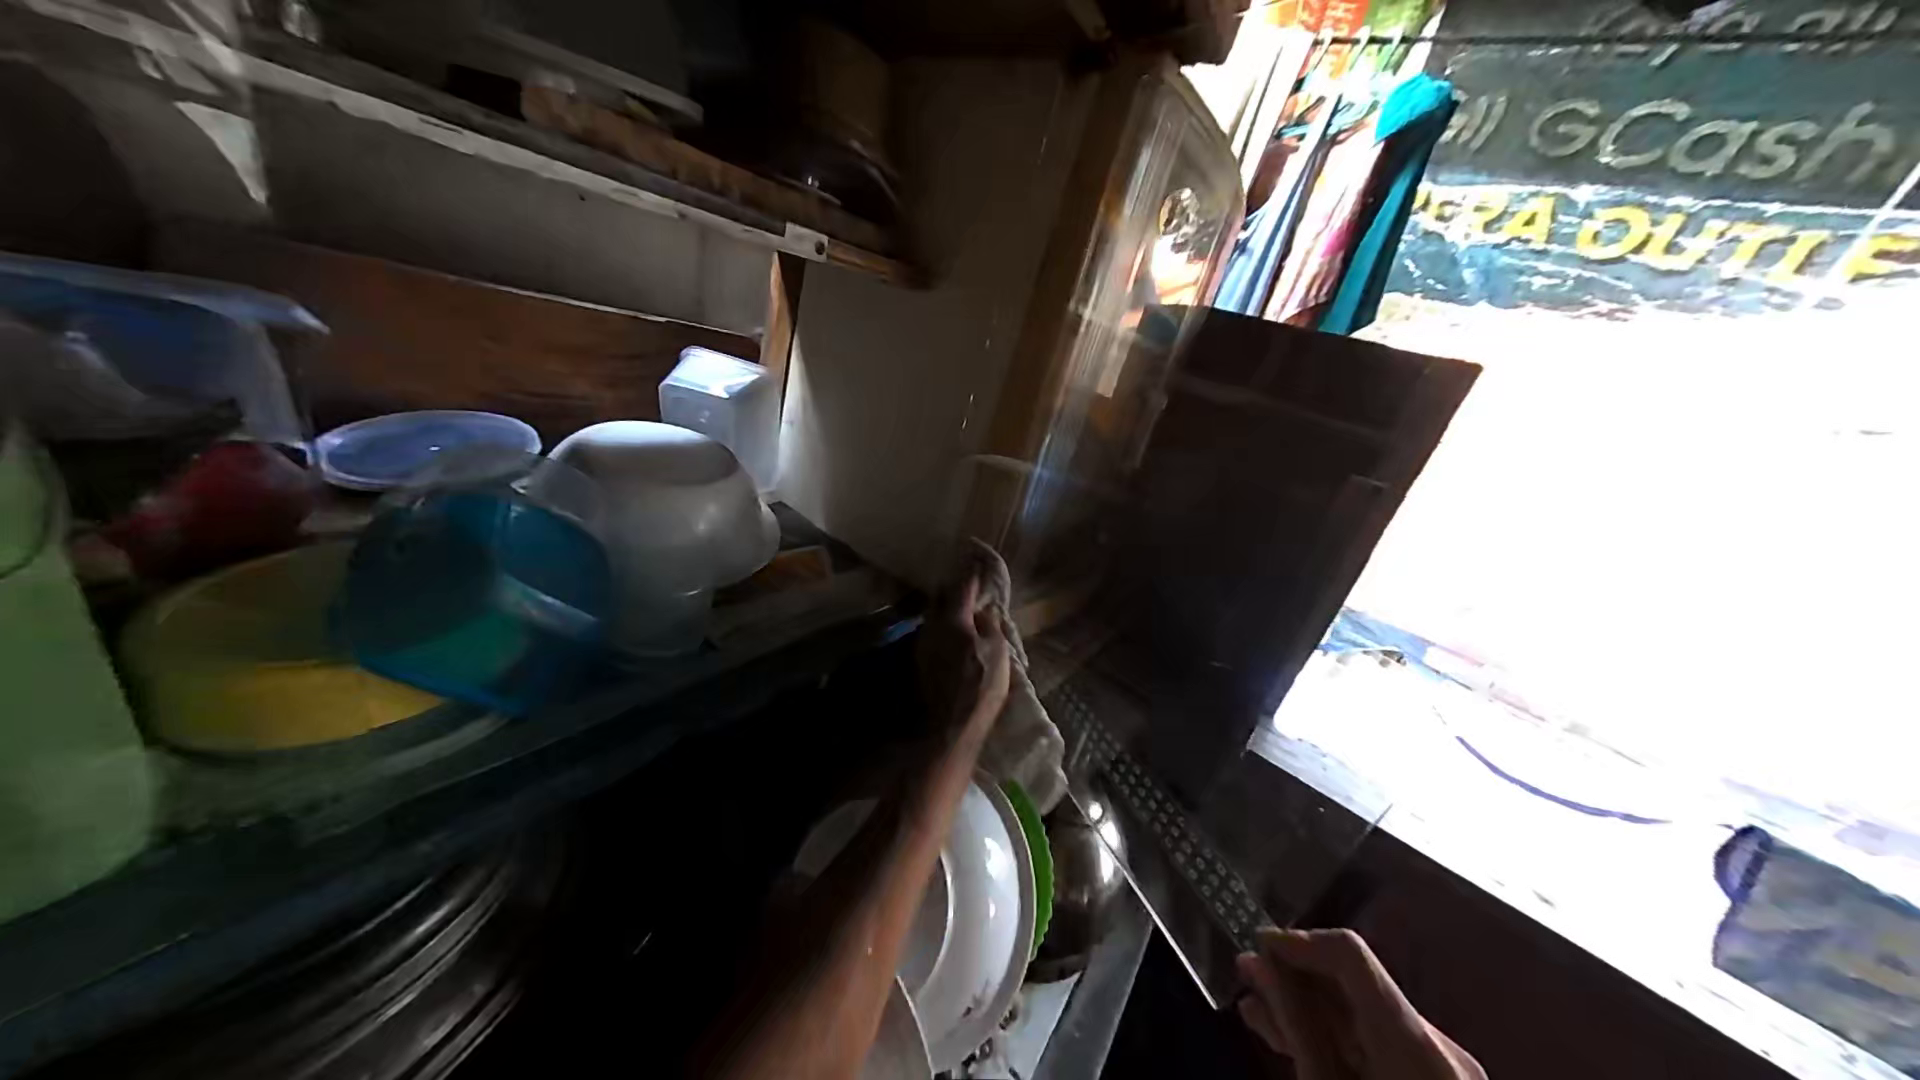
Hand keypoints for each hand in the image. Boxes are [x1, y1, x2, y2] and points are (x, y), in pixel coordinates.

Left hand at [915, 571, 1011, 742]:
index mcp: (953, 618)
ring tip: (960, 608)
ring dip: (946, 609)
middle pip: (941, 597)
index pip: (962, 586)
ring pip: (934, 616)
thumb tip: (983, 612)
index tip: (976, 559)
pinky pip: (932, 634)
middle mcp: (932, 625)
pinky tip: (952, 635)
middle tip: (966, 583)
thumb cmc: (980, 686)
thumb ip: (991, 626)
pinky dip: (942, 627)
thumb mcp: (998, 652)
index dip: (971, 572)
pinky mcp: (920, 661)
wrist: (950, 725)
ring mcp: (922, 643)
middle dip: (953, 588)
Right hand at [1236, 929, 1485, 1079]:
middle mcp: (1440, 1047)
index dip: (1298, 942)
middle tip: (1247, 978)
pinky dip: (1337, 1035)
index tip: (1256, 946)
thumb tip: (1258, 963)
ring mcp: (1448, 1071)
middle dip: (1296, 976)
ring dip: (1310, 1007)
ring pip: (1365, 1013)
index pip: (1350, 954)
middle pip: (1357, 983)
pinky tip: (1299, 1039)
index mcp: (1414, 1045)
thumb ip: (1292, 1022)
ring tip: (1261, 1010)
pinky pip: (1381, 1043)